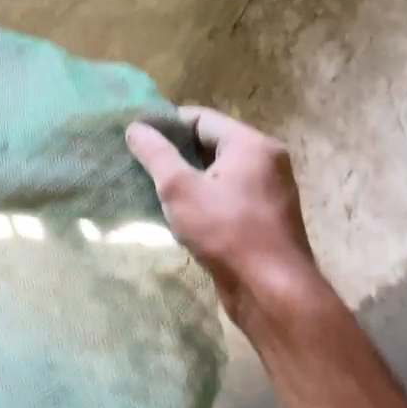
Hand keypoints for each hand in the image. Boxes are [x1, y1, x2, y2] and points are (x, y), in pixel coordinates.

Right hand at [126, 107, 322, 320]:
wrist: (272, 290)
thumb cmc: (225, 230)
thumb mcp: (178, 187)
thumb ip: (155, 153)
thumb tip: (135, 127)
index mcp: (251, 145)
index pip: (199, 117)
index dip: (164, 124)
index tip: (133, 138)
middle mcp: (265, 161)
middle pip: (208, 141)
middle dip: (172, 150)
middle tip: (137, 161)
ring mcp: (267, 189)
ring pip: (215, 168)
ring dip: (183, 174)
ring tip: (150, 184)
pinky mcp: (263, 214)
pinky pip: (224, 190)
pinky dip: (199, 193)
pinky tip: (175, 209)